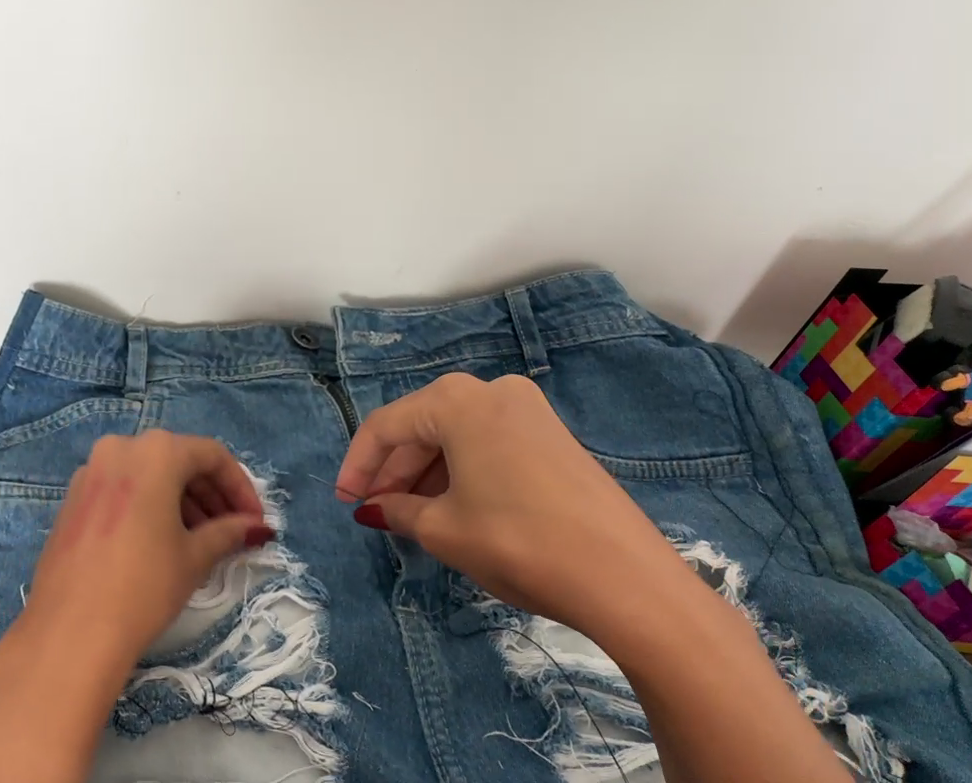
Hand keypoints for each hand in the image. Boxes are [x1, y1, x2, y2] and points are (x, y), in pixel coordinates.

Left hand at [0, 432, 272, 782]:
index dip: (240, 487)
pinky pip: (123, 486)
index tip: (255, 521)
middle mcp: (120, 447)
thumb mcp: (193, 557)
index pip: (211, 455)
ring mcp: (91, 470)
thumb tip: (255, 527)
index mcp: (155, 451)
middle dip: (211, 494)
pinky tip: (164, 540)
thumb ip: (228, 532)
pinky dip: (150, 504)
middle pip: (178, 459)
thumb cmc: (143, 585)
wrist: (71, 629)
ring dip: (182, 500)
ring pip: (149, 473)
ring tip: (204, 541)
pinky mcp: (74, 497)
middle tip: (234, 531)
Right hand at [336, 372, 693, 636]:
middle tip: (375, 509)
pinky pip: (489, 445)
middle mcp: (491, 391)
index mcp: (457, 401)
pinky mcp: (555, 439)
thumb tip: (375, 507)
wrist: (627, 580)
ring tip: (409, 515)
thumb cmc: (518, 542)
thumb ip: (399, 511)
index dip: (357, 465)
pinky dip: (462, 472)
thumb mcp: (444, 530)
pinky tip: (453, 507)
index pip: (386, 426)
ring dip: (426, 473)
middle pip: (423, 426)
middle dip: (394, 470)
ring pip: (456, 436)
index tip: (344, 502)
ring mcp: (530, 412)